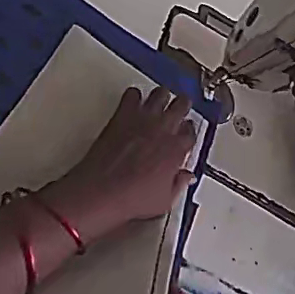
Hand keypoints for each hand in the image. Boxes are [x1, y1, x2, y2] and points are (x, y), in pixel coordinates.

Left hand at [46, 87, 197, 233]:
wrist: (103, 190)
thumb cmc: (131, 196)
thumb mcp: (164, 200)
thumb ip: (178, 184)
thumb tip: (185, 177)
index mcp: (176, 149)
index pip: (191, 131)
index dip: (189, 130)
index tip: (185, 131)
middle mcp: (162, 129)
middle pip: (181, 105)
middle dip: (182, 104)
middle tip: (180, 105)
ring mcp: (142, 119)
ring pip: (160, 94)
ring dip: (162, 95)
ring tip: (161, 97)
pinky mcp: (122, 115)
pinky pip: (132, 94)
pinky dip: (134, 95)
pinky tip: (133, 99)